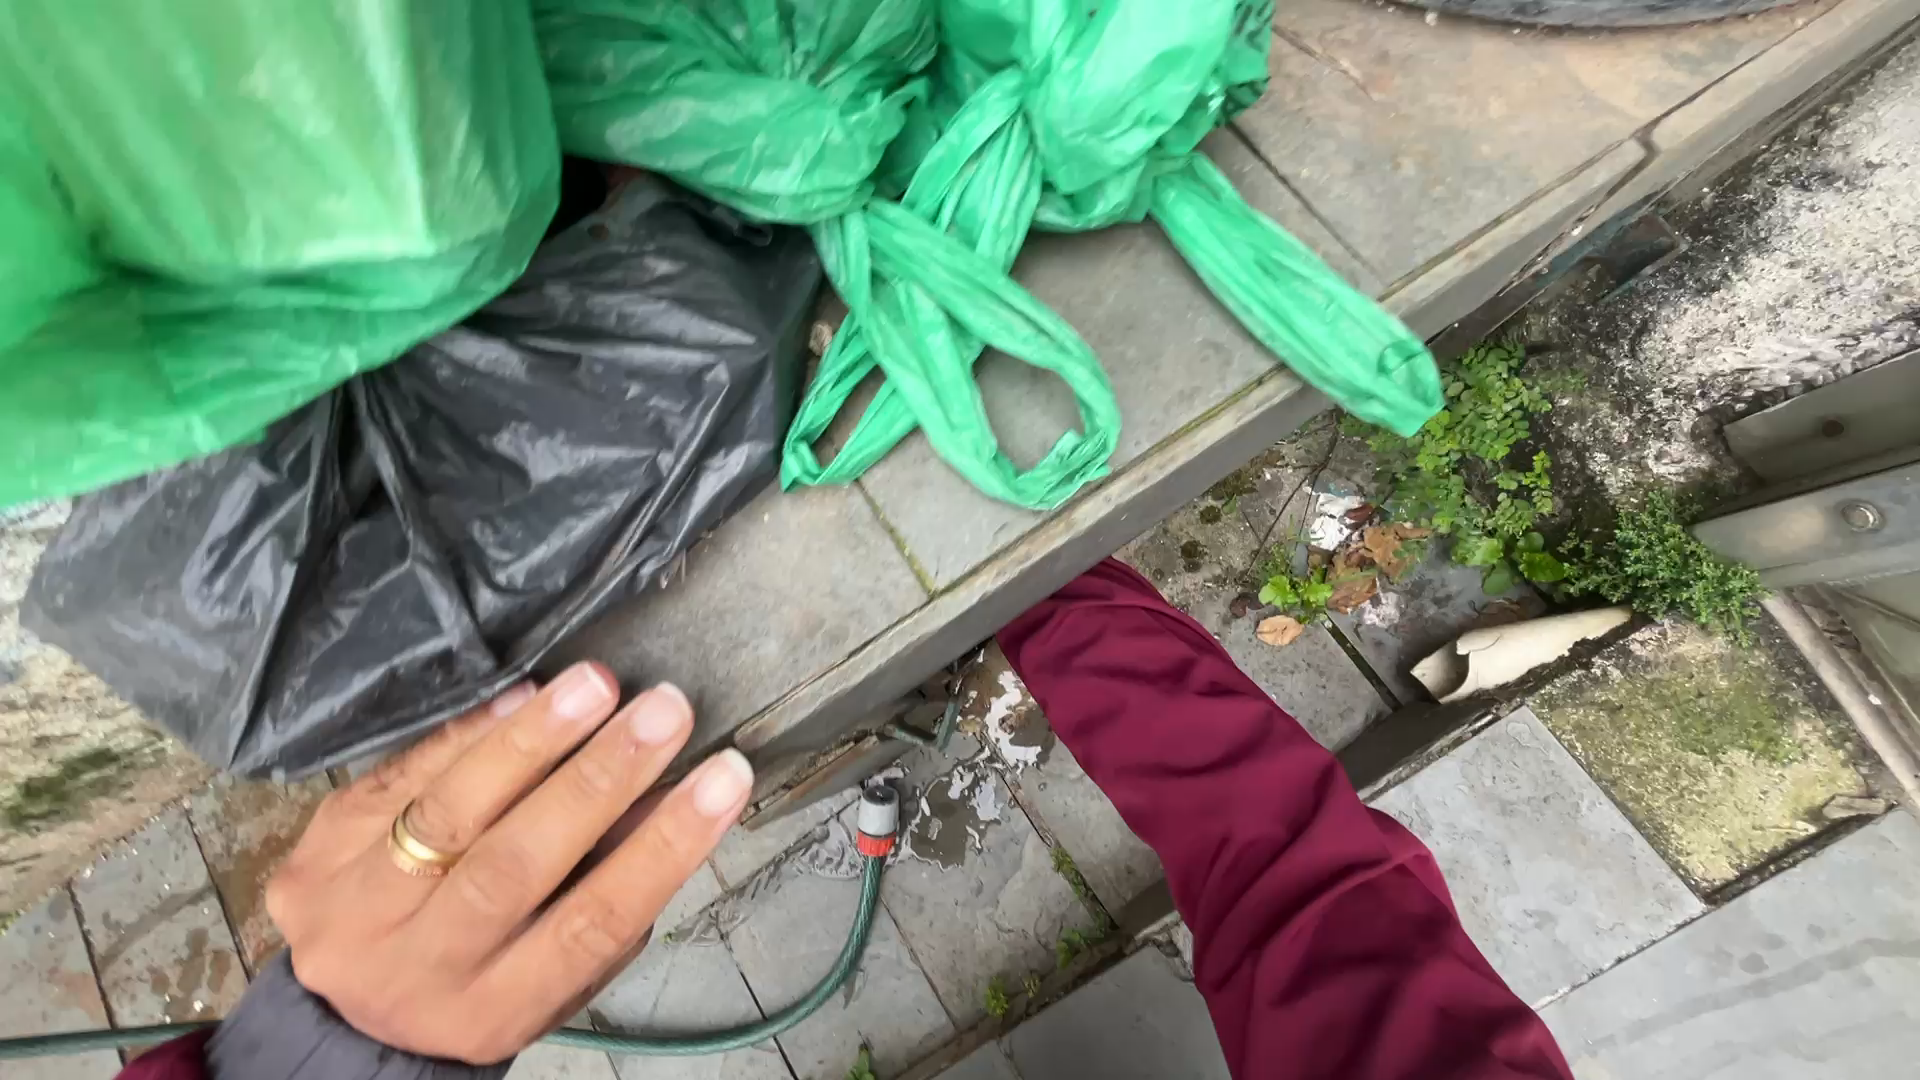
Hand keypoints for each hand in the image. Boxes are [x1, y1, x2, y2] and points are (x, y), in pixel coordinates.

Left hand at [265, 662, 751, 1063]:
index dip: (666, 844)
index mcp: (498, 1006)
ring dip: (532, 741)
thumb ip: (611, 885)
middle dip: (601, 777)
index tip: (727, 776)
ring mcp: (352, 913)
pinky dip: (471, 733)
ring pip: (450, 816)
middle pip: (517, 864)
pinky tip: (526, 694)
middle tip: (666, 710)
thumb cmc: (490, 978)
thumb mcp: (561, 967)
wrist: (342, 1018)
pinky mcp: (312, 857)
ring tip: (596, 684)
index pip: (596, 919)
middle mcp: (419, 968)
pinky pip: (398, 780)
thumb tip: (663, 792)